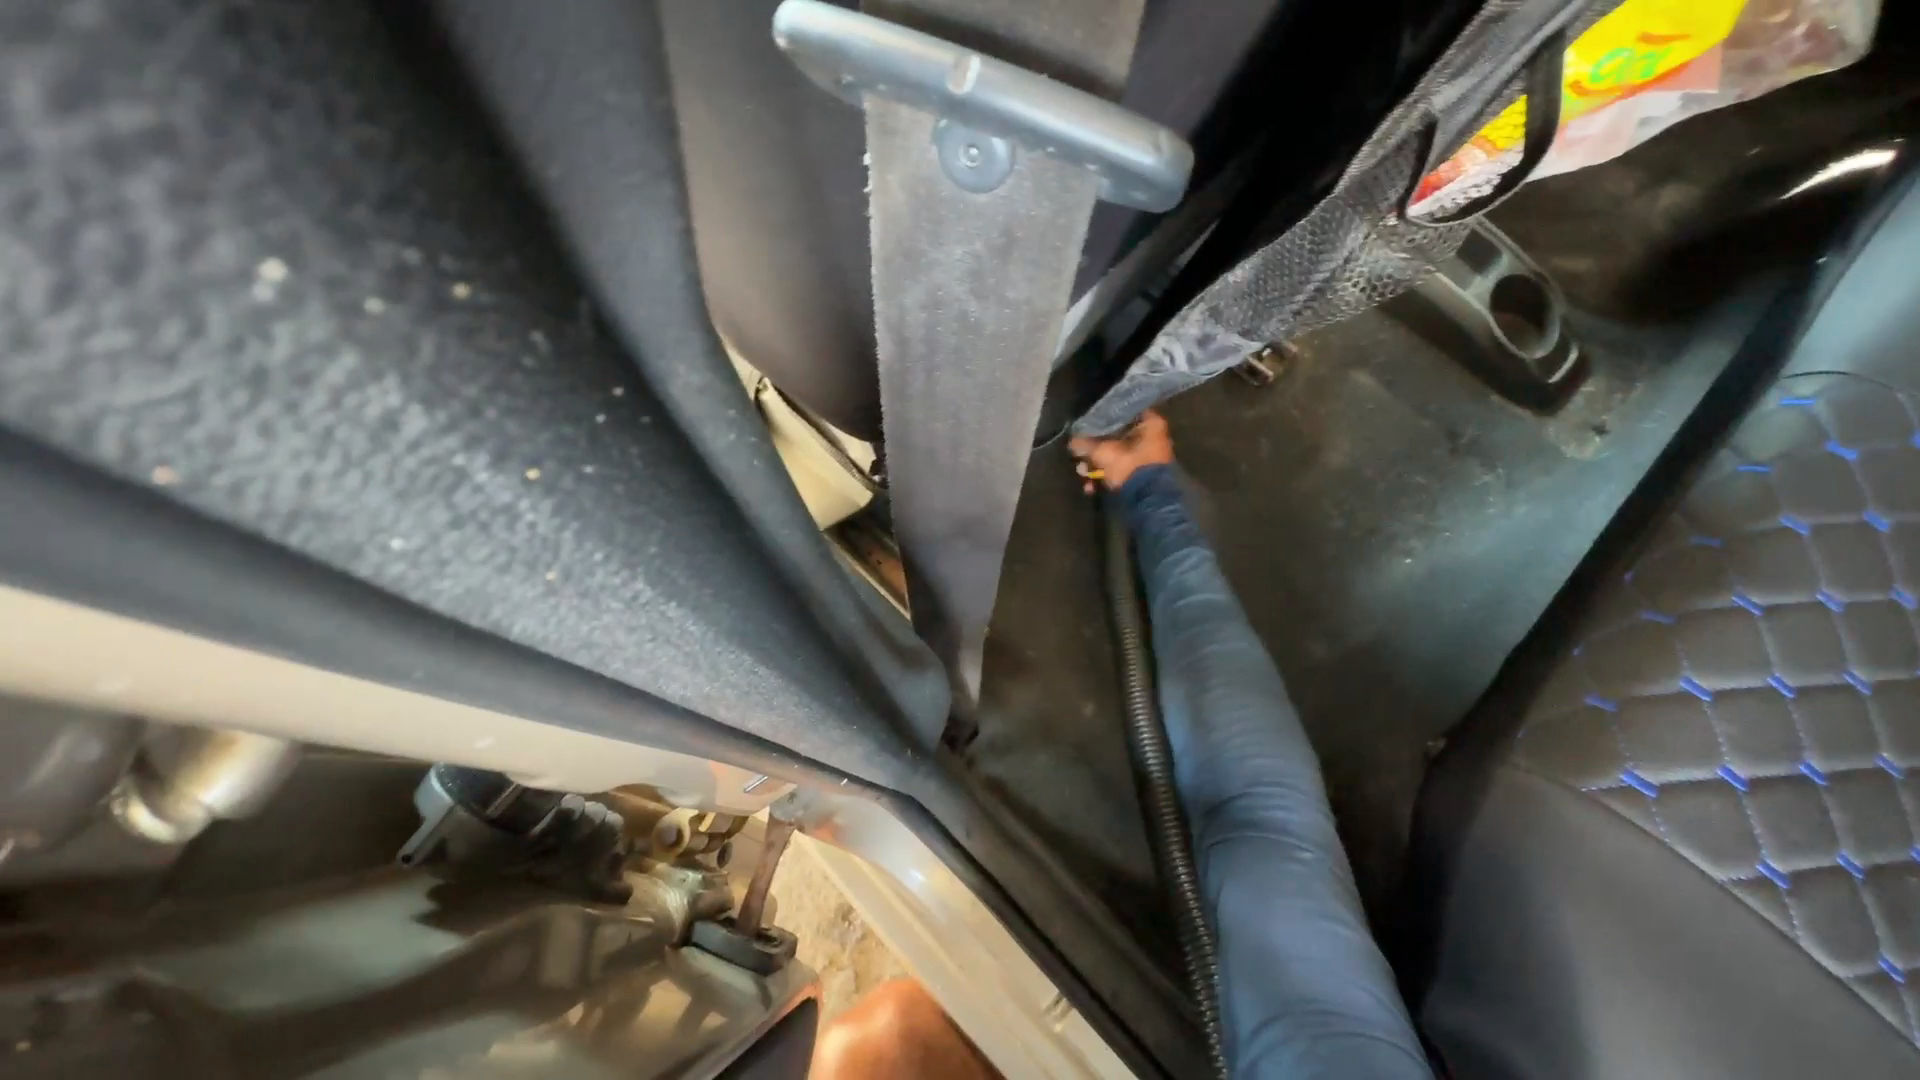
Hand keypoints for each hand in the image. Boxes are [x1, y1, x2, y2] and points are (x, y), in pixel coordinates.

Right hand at [1069, 409, 1173, 493]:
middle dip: (1094, 450)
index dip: (1102, 417)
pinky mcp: (1140, 474)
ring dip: (1095, 466)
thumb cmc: (1129, 466)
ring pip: (1115, 455)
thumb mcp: (1103, 452)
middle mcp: (1152, 436)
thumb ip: (1085, 443)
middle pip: (1115, 436)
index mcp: (1150, 423)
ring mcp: (1147, 456)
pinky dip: (1105, 477)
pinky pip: (1119, 469)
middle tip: (1080, 457)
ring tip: (1083, 475)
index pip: (1122, 411)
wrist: (1147, 500)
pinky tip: (1091, 487)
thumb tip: (1072, 441)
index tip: (1086, 424)